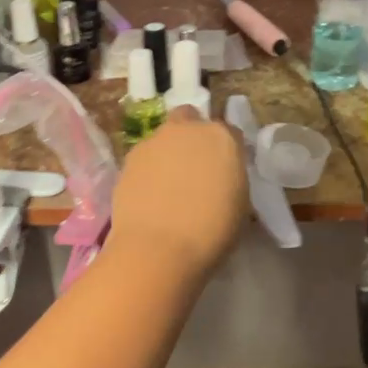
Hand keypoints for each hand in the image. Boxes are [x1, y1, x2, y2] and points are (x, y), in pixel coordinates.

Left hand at [107, 106, 247, 274]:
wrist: (158, 248)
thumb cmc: (211, 232)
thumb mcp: (239, 207)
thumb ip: (230, 180)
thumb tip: (220, 179)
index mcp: (221, 138)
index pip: (229, 133)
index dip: (227, 151)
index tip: (225, 170)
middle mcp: (186, 130)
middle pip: (189, 119)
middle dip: (191, 135)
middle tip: (194, 167)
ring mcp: (153, 142)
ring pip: (163, 138)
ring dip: (167, 152)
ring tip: (167, 185)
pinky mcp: (128, 159)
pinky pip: (144, 158)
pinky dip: (147, 170)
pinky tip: (149, 195)